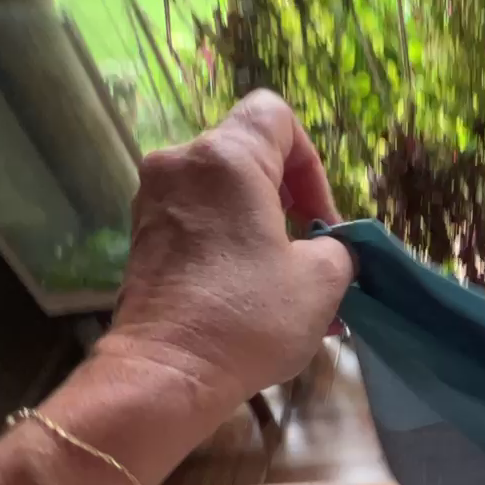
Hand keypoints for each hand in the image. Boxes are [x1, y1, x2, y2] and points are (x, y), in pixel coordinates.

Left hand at [99, 90, 354, 419]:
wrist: (173, 368)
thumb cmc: (253, 315)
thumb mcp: (324, 281)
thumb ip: (339, 248)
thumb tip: (329, 248)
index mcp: (228, 159)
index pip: (277, 117)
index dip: (312, 163)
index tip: (321, 219)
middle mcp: (183, 163)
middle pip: (250, 158)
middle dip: (291, 203)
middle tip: (312, 255)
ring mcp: (155, 198)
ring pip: (227, 194)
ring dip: (265, 229)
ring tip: (289, 283)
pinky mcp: (145, 234)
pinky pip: (202, 221)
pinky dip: (233, 244)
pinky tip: (255, 292)